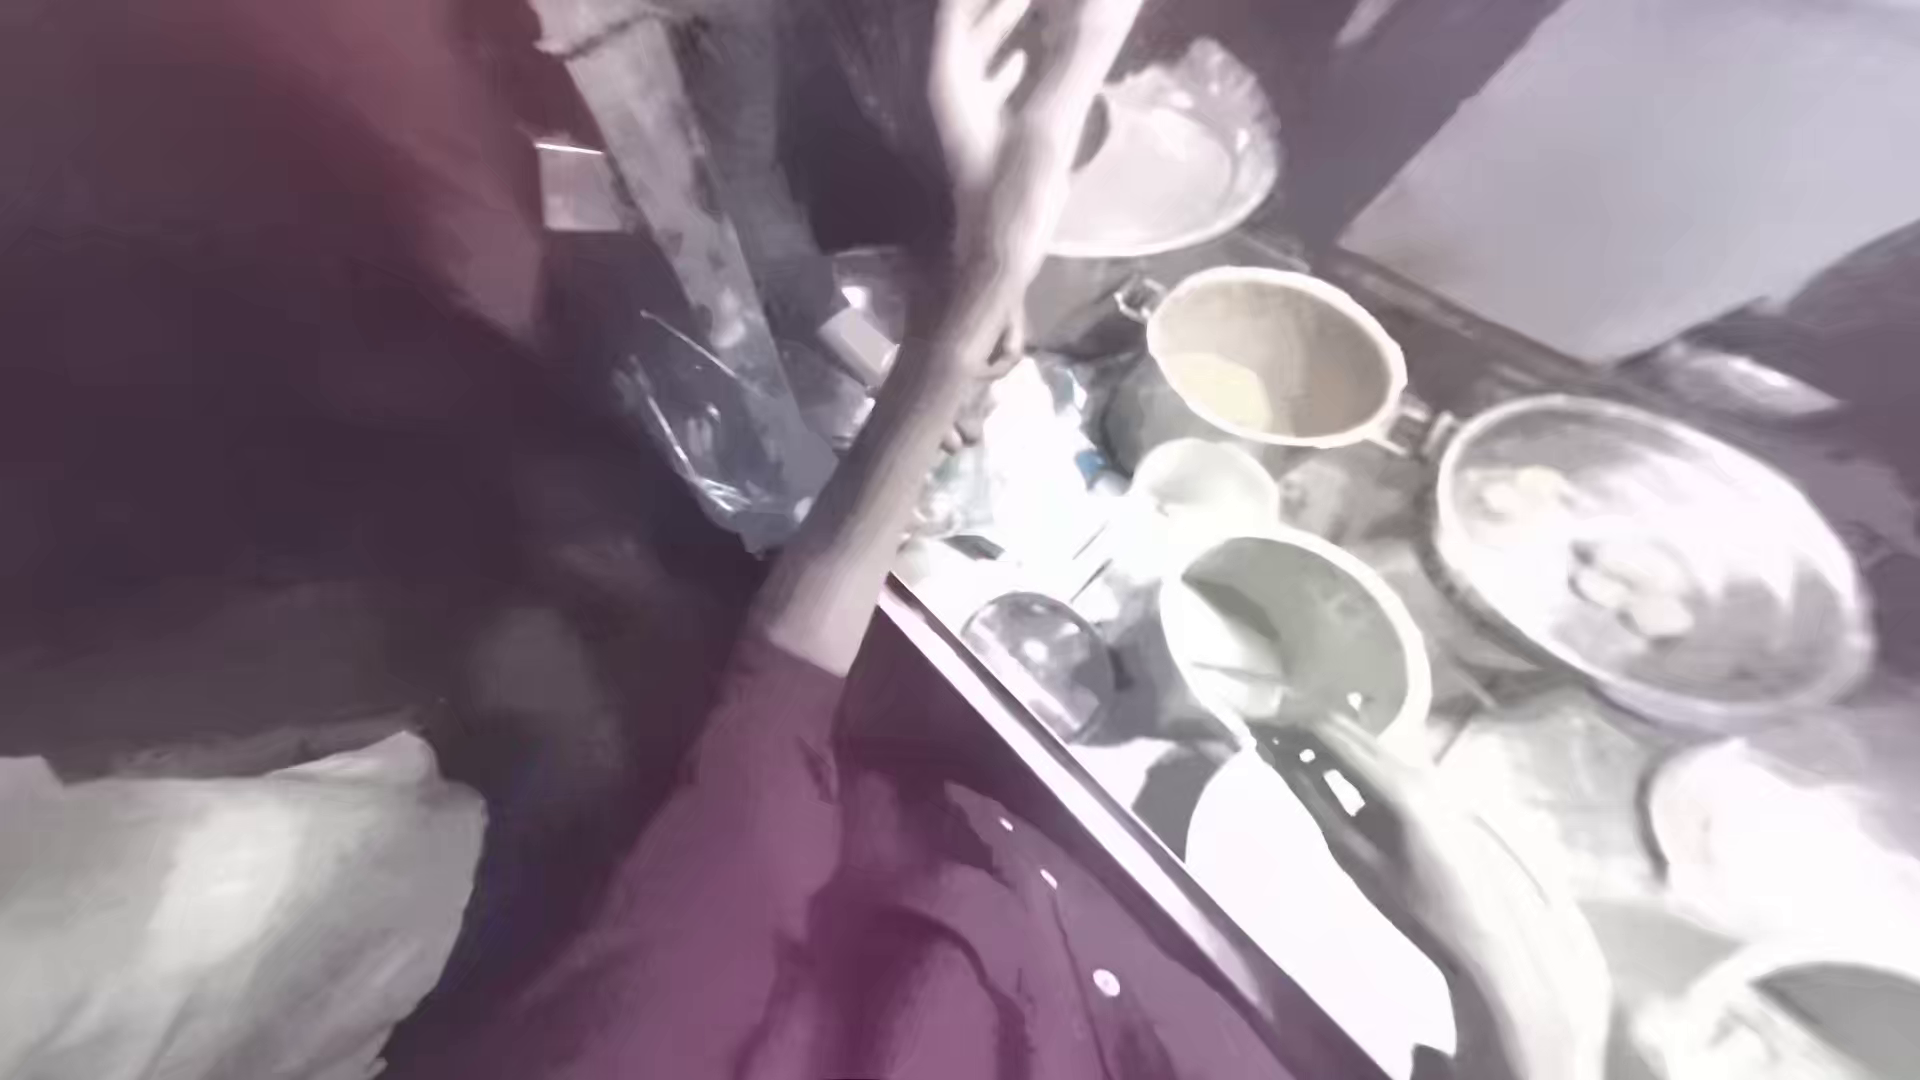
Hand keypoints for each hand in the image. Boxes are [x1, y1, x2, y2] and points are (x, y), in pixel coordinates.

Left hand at [929, 0, 1142, 325]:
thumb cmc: (1013, 208)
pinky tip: (1025, 61)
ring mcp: (966, 123)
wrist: (995, 269)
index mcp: (954, 86)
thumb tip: (1116, 4)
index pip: (958, 8)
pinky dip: (1008, 66)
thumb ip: (1081, 62)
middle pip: (966, 24)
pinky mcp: (982, 147)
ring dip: (1003, 25)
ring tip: (1034, 2)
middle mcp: (953, 98)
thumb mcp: (1048, 131)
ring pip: (977, 56)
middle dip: (999, 2)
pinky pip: (990, 88)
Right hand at [1265, 716, 1609, 1079]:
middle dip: (1298, 721)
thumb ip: (1310, 793)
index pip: (1326, 731)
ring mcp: (1426, 768)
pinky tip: (1322, 763)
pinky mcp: (1429, 778)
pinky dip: (1341, 745)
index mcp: (1393, 784)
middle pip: (1343, 722)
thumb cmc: (1408, 902)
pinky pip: (1374, 746)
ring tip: (1284, 747)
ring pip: (1358, 730)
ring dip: (1319, 732)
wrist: (1481, 937)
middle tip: (1262, 732)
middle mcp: (1412, 764)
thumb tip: (1273, 752)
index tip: (1253, 724)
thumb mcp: (1348, 850)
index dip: (1285, 722)